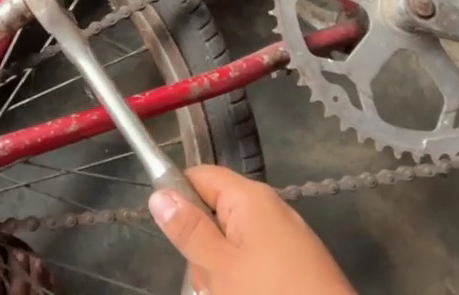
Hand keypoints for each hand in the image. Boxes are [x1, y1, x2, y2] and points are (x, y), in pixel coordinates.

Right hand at [149, 165, 355, 294]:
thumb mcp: (220, 268)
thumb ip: (188, 230)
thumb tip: (158, 193)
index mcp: (250, 197)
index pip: (200, 176)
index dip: (179, 198)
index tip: (173, 234)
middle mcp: (271, 209)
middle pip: (216, 215)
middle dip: (204, 250)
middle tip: (212, 282)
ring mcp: (288, 240)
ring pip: (234, 248)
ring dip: (224, 275)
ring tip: (230, 294)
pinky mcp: (300, 268)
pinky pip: (258, 265)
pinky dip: (247, 284)